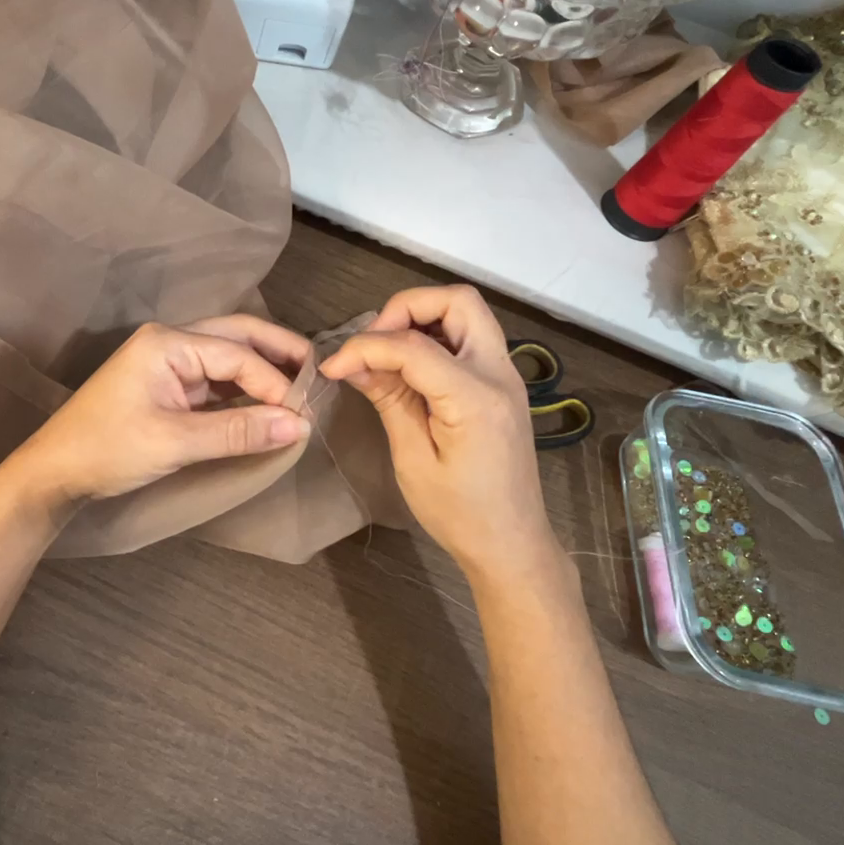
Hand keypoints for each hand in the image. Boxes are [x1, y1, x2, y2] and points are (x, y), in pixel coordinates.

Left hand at [3, 316, 313, 507]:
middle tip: (318, 376)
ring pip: (228, 356)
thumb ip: (237, 432)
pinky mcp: (167, 387)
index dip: (275, 383)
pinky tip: (266, 407)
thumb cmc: (108, 450)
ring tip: (300, 392)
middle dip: (278, 354)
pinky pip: (215, 379)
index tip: (303, 414)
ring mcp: (167, 363)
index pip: (237, 353)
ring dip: (262, 372)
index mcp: (168, 342)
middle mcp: (170, 342)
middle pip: (237, 336)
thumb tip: (298, 425)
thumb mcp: (175, 442)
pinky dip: (242, 391)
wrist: (54, 472)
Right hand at [318, 285, 553, 578]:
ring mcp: (506, 375)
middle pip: (457, 301)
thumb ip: (389, 399)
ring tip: (387, 354)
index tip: (332, 368)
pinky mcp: (502, 383)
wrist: (512, 543)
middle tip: (373, 345)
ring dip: (422, 318)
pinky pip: (469, 336)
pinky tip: (409, 368)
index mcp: (475, 397)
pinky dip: (436, 336)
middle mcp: (498, 373)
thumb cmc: (459, 513)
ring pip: (466, 312)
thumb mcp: (413, 458)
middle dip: (405, 309)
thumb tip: (352, 363)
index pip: (412, 346)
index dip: (364, 347)